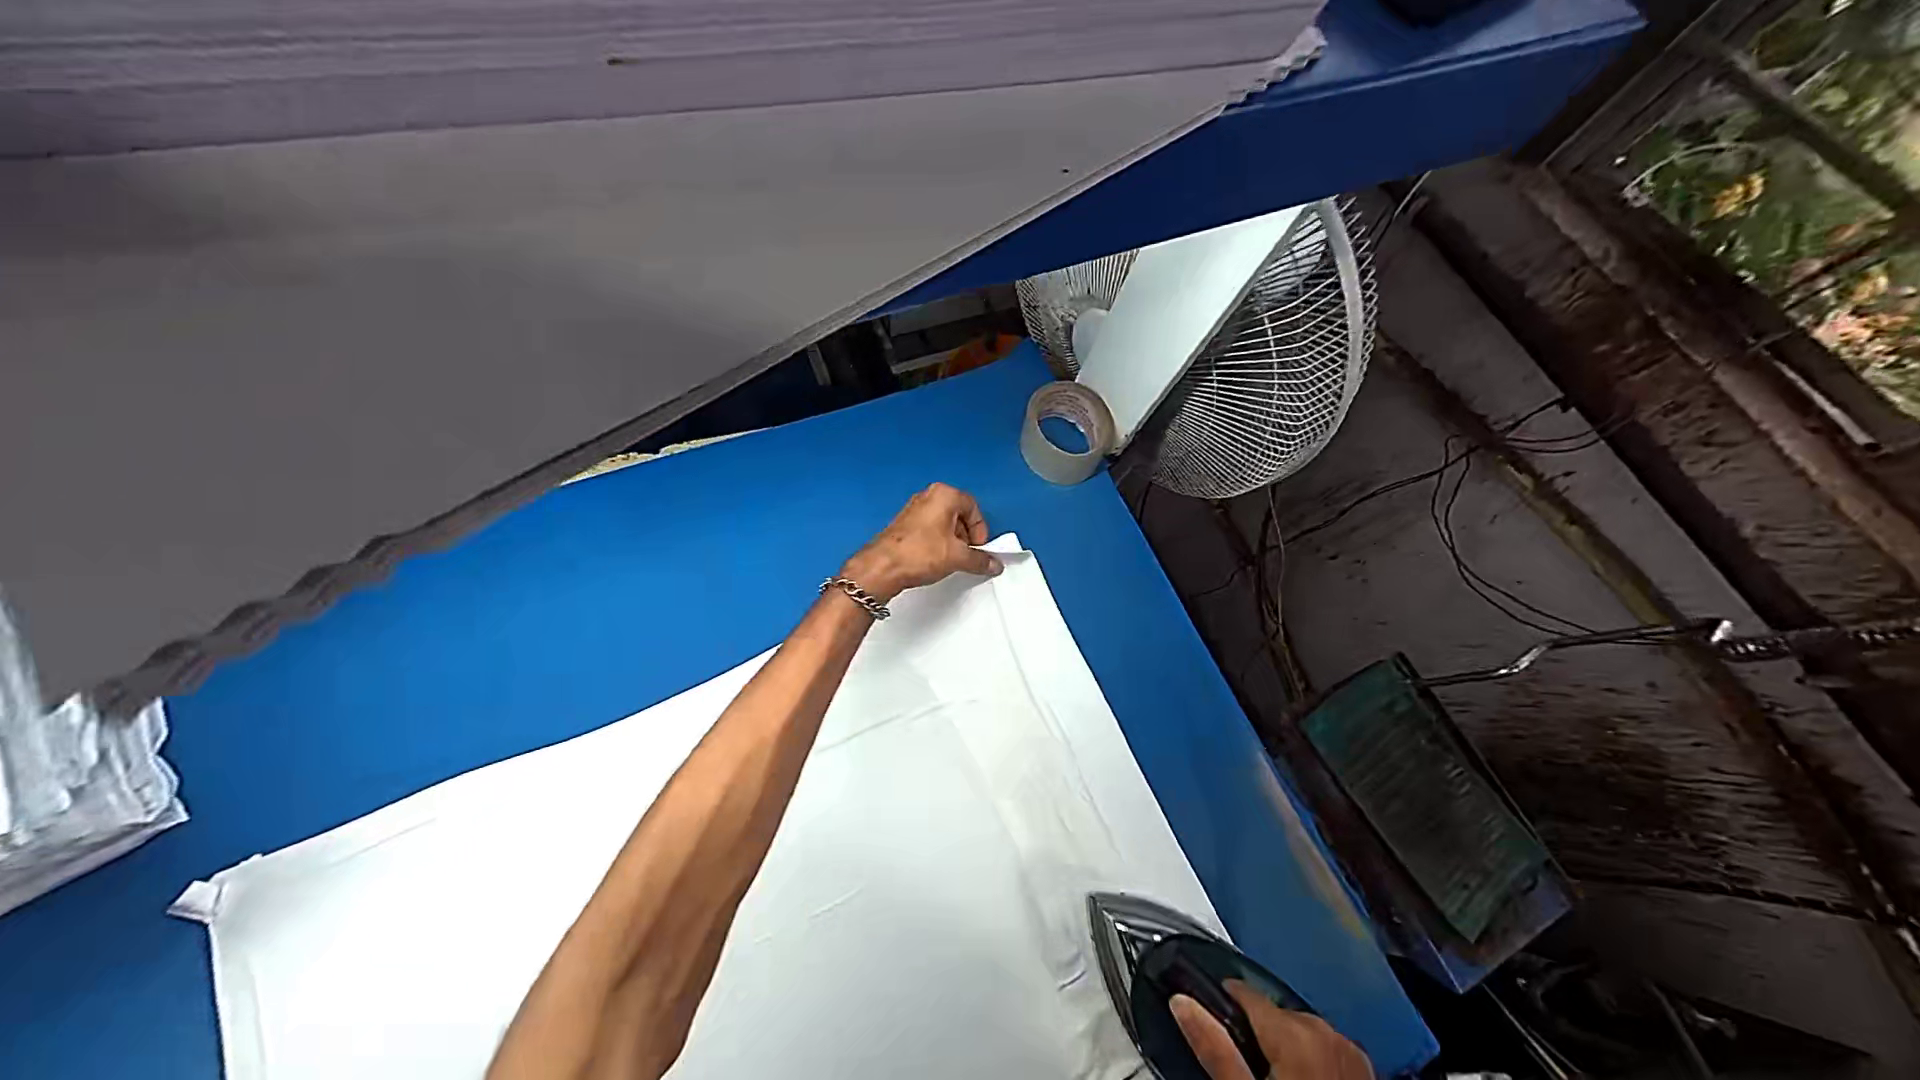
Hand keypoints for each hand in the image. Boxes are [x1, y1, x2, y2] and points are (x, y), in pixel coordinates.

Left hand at [840, 483, 1000, 602]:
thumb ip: (980, 560)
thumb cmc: (917, 553)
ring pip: (943, 523)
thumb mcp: (958, 557)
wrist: (882, 567)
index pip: (973, 508)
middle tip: (968, 555)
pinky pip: (929, 530)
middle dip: (967, 536)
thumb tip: (992, 563)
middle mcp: (927, 497)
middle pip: (958, 514)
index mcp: (944, 495)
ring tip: (951, 560)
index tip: (980, 548)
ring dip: (952, 541)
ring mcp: (913, 510)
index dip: (980, 530)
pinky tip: (935, 561)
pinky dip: (937, 543)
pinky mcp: (903, 525)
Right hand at [1170, 983, 1372, 1079]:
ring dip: (1281, 1051)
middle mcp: (1326, 1033)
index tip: (1211, 1033)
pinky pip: (1322, 1051)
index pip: (1241, 992)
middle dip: (1253, 1037)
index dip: (1219, 1009)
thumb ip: (1213, 1049)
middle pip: (1270, 1014)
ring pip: (1296, 1032)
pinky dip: (1307, 1064)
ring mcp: (1351, 1054)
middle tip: (1244, 1078)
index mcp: (1294, 1032)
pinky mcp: (1364, 1073)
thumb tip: (1182, 1003)